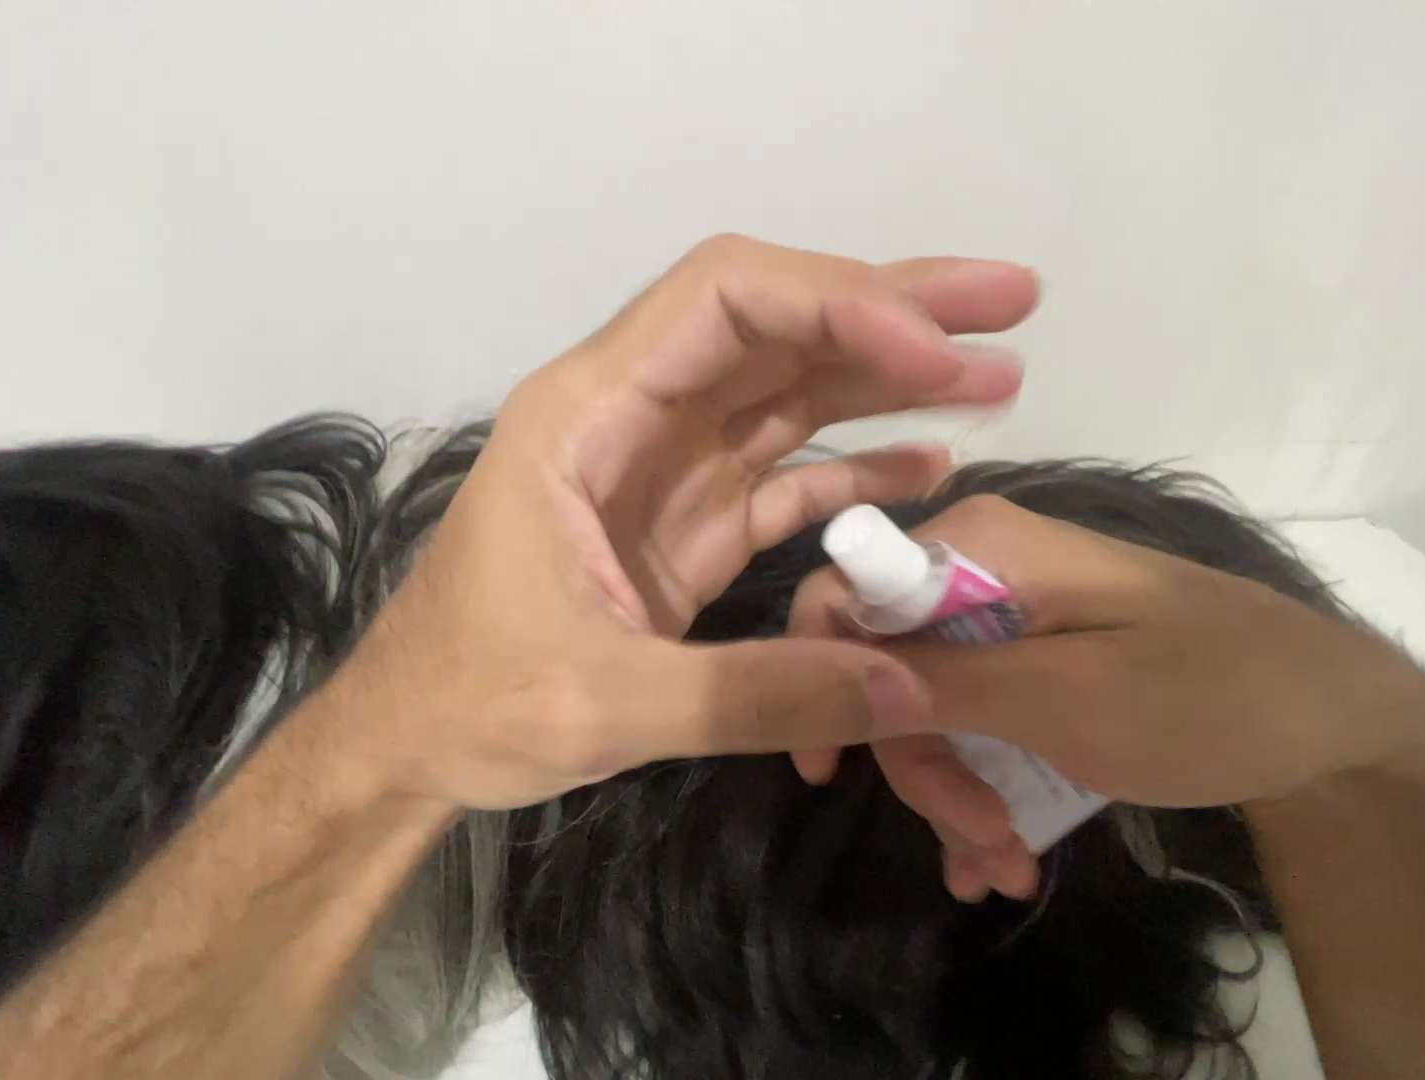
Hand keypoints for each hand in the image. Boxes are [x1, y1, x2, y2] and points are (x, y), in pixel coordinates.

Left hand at [337, 236, 1037, 809]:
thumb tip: (908, 687)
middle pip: (777, 324)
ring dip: (891, 378)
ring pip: (793, 389)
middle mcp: (637, 414)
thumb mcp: (603, 705)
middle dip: (893, 308)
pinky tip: (929, 467)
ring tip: (998, 376)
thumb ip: (753, 693)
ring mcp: (672, 466)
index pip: (725, 301)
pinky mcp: (694, 519)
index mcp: (590, 415)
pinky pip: (790, 472)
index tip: (933, 352)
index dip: (837, 304)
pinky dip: (858, 466)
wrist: (414, 739)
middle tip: (1010, 303)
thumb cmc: (471, 702)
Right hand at [786, 494, 1424, 899]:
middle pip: (893, 666)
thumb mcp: (1064, 697)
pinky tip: (1006, 853)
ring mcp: (1008, 618)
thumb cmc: (1206, 696)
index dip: (824, 676)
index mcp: (979, 546)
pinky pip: (976, 717)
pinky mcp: (1034, 662)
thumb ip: (940, 681)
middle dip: (924, 765)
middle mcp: (980, 570)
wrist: (1336, 729)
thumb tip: (824, 669)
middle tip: (978, 843)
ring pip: (933, 705)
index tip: (828, 769)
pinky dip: (982, 784)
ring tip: (1007, 866)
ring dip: (957, 793)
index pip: (847, 588)